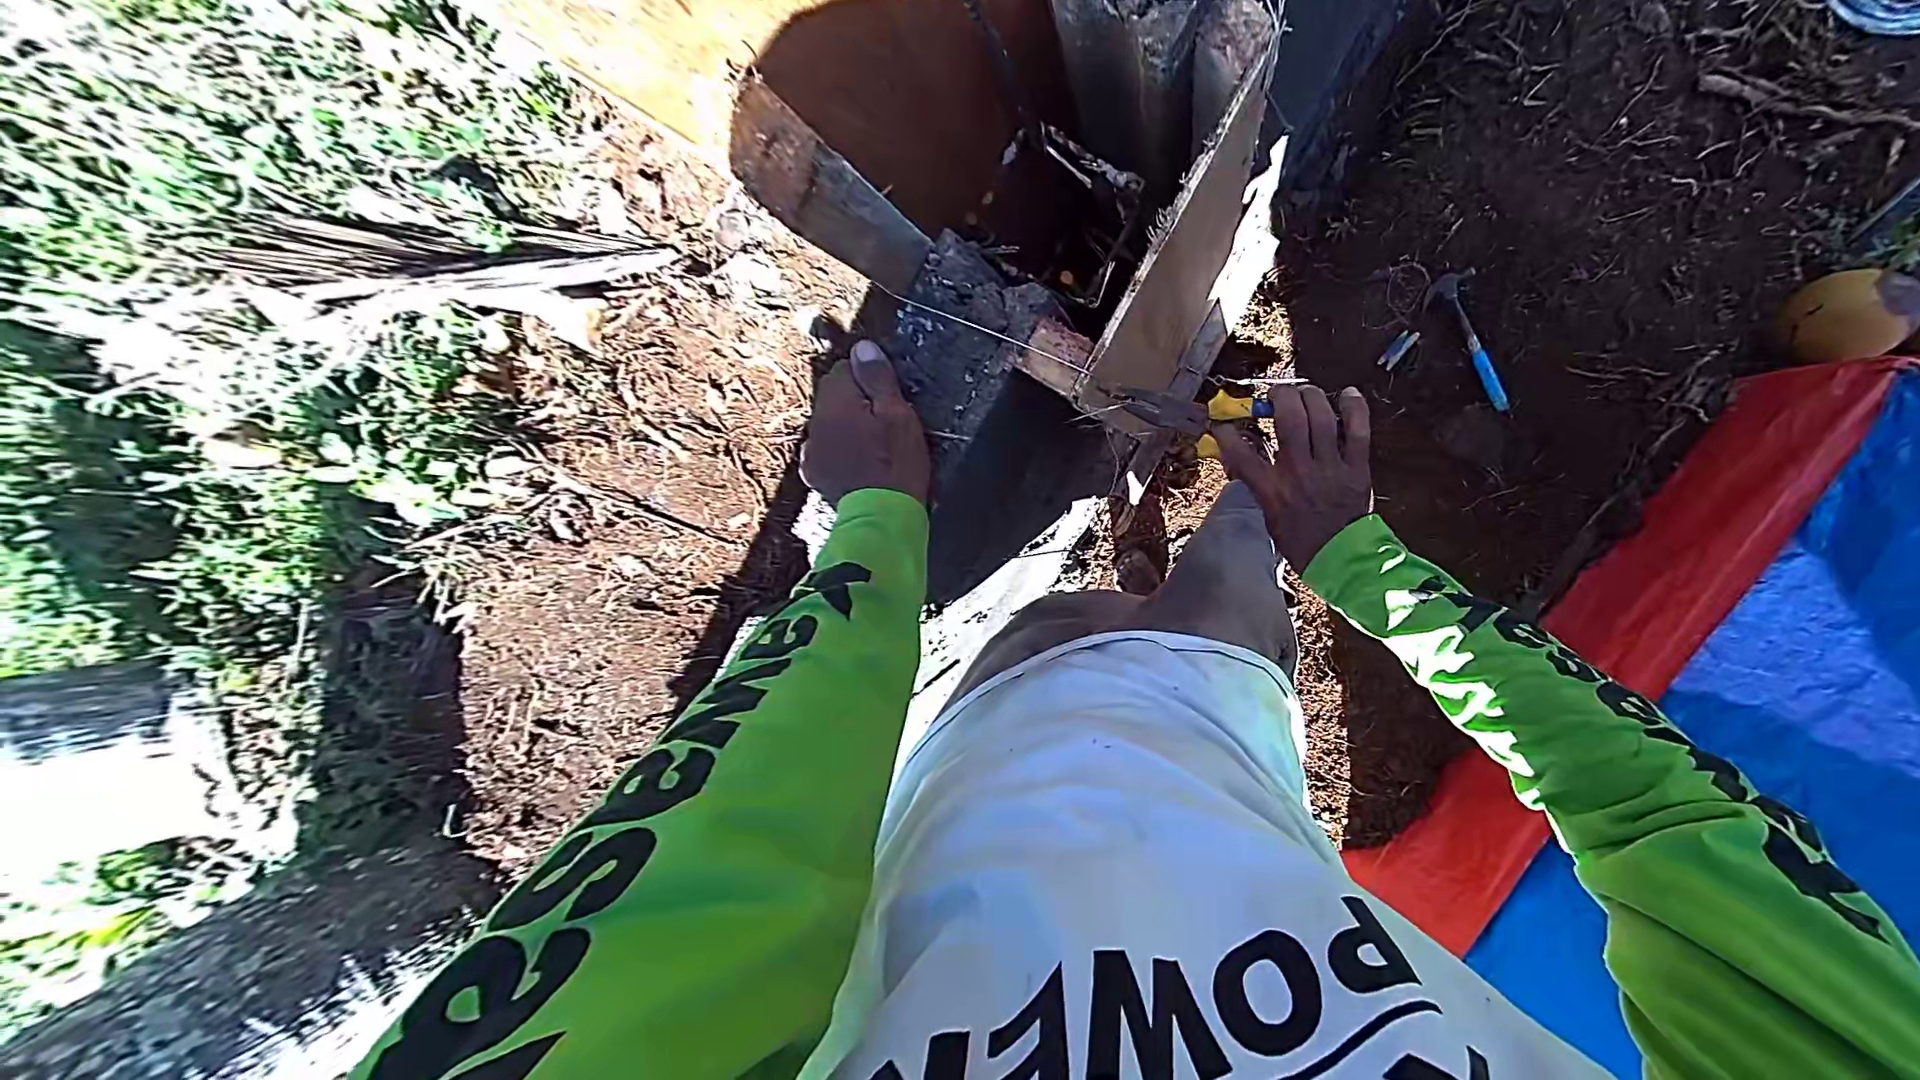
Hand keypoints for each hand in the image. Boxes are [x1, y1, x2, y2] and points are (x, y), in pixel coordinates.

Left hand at [799, 339, 930, 505]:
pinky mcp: (814, 474)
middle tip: (884, 425)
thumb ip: (877, 379)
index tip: (887, 398)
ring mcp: (811, 451)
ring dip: (846, 429)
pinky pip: (826, 451)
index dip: (868, 379)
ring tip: (874, 450)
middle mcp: (816, 423)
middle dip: (855, 404)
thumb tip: (863, 348)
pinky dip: (839, 453)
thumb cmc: (896, 465)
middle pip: (833, 398)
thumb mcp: (898, 416)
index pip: (843, 370)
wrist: (882, 518)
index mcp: (836, 403)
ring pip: (829, 425)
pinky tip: (859, 466)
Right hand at [1211, 384, 1371, 568]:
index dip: (1227, 435)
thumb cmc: (1299, 542)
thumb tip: (1247, 464)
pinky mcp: (1357, 468)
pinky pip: (1358, 431)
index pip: (1241, 454)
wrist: (1341, 560)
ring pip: (1321, 419)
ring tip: (1304, 390)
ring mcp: (1330, 468)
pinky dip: (1354, 408)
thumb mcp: (1269, 515)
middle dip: (1280, 397)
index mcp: (1272, 489)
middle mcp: (1298, 473)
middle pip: (1289, 420)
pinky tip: (1347, 394)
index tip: (1220, 425)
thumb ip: (1260, 486)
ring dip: (1311, 396)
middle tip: (1276, 392)